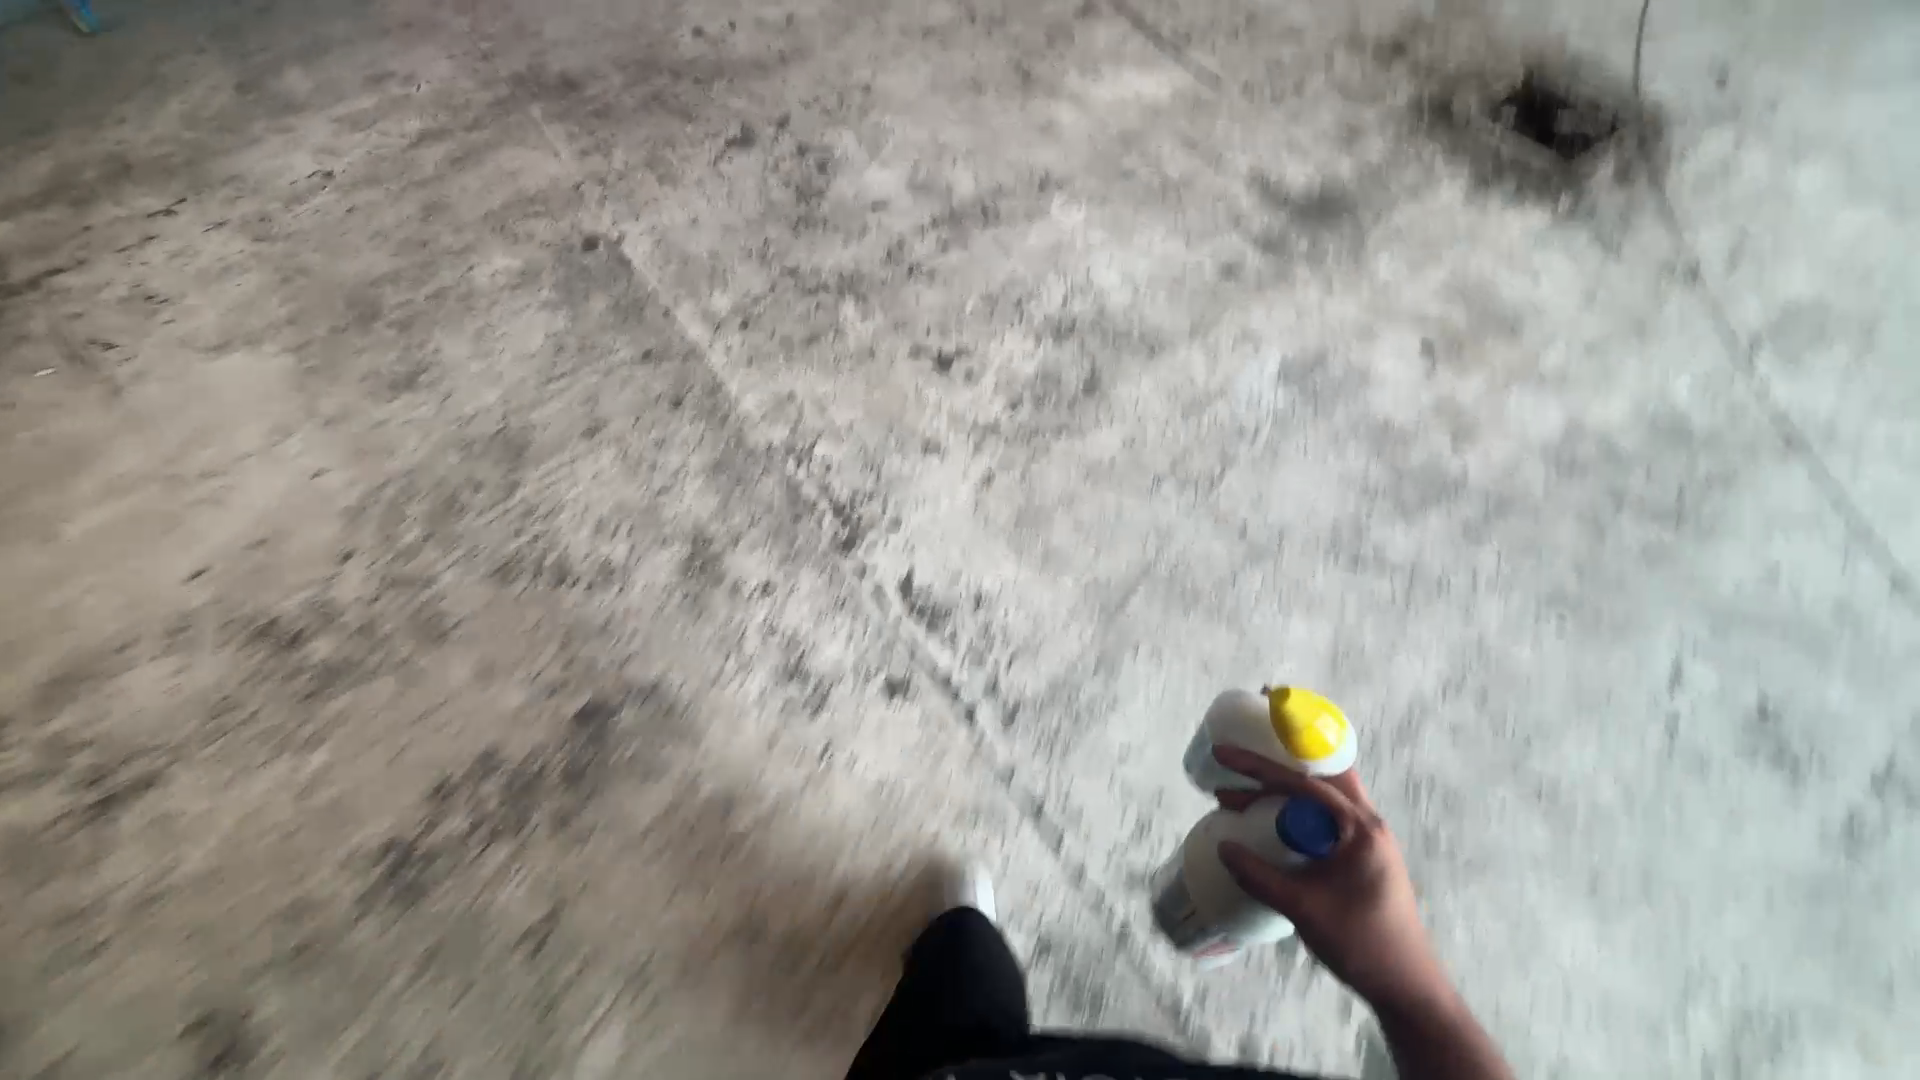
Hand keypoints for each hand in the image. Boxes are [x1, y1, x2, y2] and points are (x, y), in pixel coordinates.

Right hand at [1212, 745, 1451, 1013]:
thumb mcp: (1304, 908)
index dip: (1260, 766)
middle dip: (1272, 767)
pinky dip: (1288, 814)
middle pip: (1315, 777)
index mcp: (1361, 828)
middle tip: (1233, 763)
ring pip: (1315, 798)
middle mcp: (1367, 824)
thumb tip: (1222, 847)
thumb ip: (1260, 876)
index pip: (1305, 781)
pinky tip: (1263, 827)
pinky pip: (1318, 820)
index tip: (1224, 756)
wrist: (1407, 988)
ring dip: (1276, 793)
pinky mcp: (1358, 857)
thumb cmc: (1362, 943)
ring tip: (1233, 798)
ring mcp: (1365, 841)